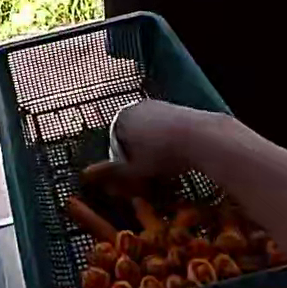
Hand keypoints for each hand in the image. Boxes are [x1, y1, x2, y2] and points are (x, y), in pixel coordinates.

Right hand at [104, 99, 232, 182]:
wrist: (200, 136)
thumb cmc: (160, 153)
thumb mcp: (133, 169)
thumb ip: (111, 172)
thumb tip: (86, 175)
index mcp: (121, 118)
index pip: (115, 144)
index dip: (122, 165)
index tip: (133, 181)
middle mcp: (137, 107)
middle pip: (133, 138)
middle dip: (139, 159)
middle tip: (149, 180)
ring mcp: (159, 106)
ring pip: (152, 136)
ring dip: (156, 154)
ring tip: (167, 174)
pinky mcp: (179, 110)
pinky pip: (168, 132)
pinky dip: (170, 146)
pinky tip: (180, 161)